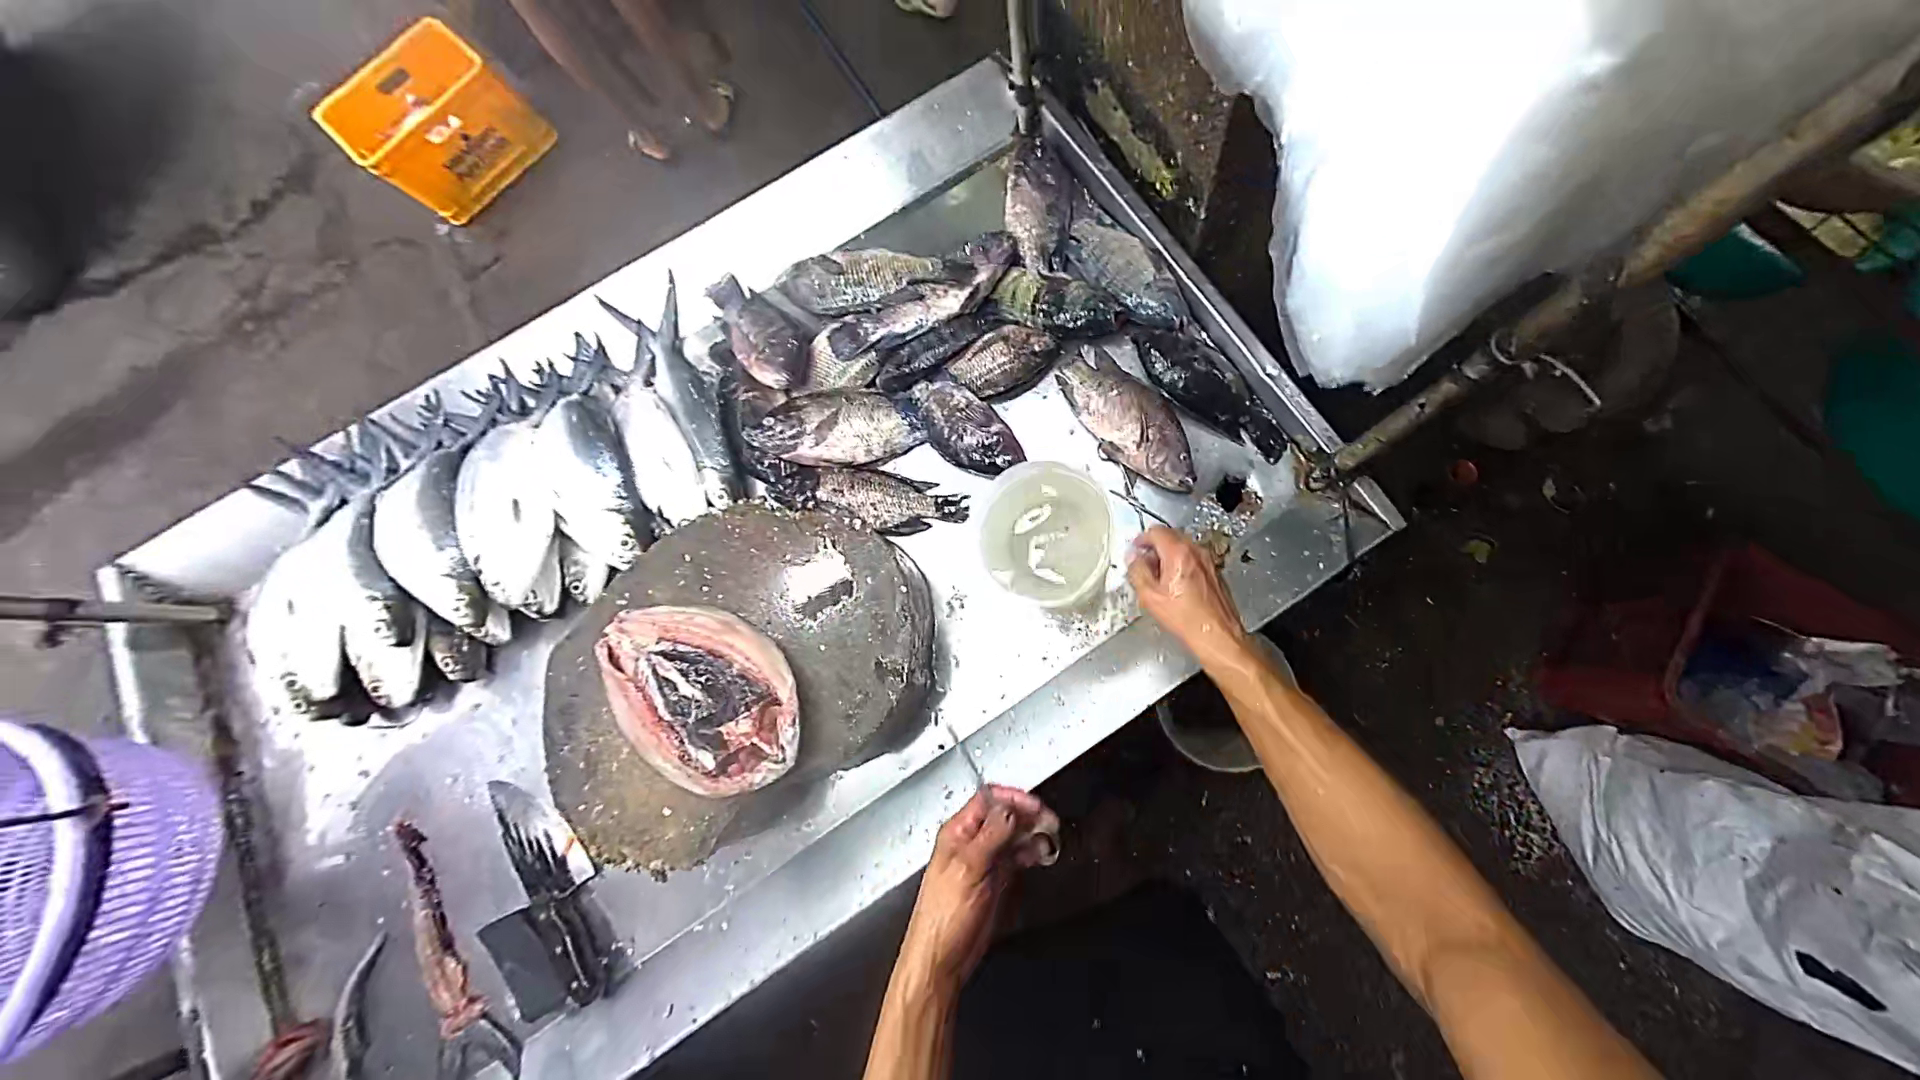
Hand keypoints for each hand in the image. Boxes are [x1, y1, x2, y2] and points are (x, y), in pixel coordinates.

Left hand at [898, 785, 1058, 995]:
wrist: (942, 960)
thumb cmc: (942, 919)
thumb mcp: (968, 868)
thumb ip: (991, 836)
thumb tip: (1008, 809)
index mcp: (957, 833)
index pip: (987, 799)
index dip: (1012, 798)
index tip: (1034, 805)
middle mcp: (970, 843)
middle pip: (1003, 815)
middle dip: (1027, 814)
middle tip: (1049, 820)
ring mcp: (983, 862)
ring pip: (1012, 836)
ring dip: (1032, 833)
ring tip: (1049, 836)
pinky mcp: (994, 881)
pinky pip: (1016, 858)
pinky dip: (1030, 853)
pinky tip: (1040, 854)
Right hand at [1127, 525, 1248, 666]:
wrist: (1217, 635)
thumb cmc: (1187, 619)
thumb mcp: (1150, 596)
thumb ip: (1137, 571)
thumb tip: (1134, 559)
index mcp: (1179, 553)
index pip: (1156, 532)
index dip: (1141, 539)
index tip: (1135, 549)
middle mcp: (1196, 552)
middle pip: (1170, 536)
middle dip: (1154, 546)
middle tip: (1143, 562)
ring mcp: (1208, 561)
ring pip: (1182, 547)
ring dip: (1168, 555)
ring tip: (1159, 577)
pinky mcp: (1214, 572)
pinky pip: (1193, 559)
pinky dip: (1181, 564)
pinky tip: (1176, 585)